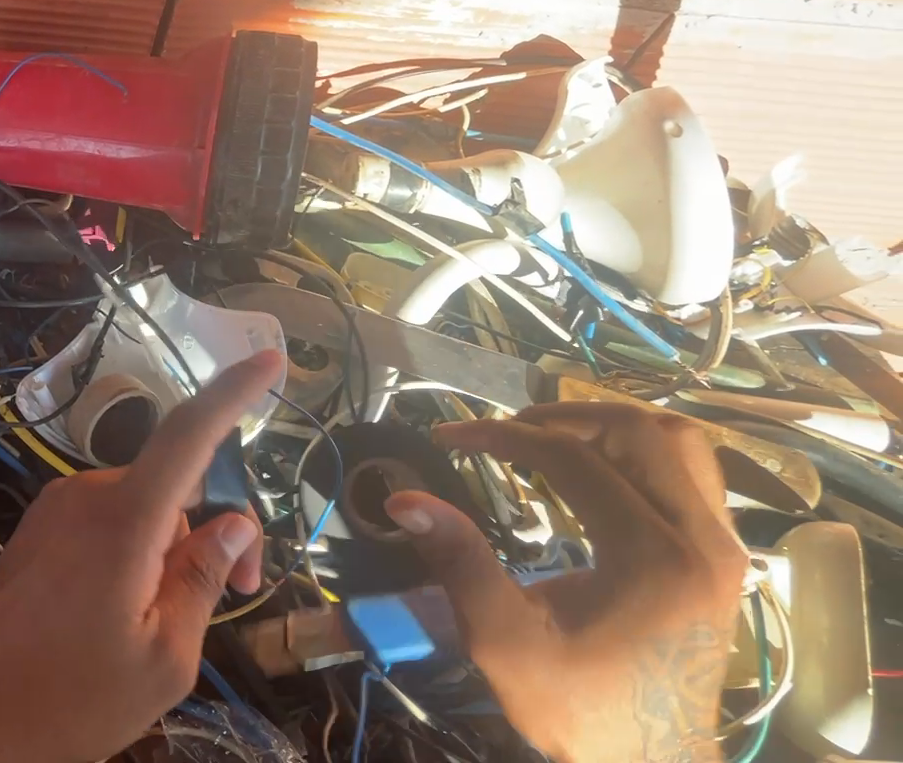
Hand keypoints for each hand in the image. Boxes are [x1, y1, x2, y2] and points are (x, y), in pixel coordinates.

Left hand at [0, 351, 283, 762]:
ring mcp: (57, 505)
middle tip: (239, 594)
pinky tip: (124, 604)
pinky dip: (135, 546)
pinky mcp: (42, 523)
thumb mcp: (166, 657)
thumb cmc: (75, 697)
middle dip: (211, 531)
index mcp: (122, 519)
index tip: (269, 358)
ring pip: (142, 506)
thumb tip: (235, 522)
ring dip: (170, 546)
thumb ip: (203, 578)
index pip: (188, 435)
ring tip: (166, 617)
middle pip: (173, 486)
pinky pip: (108, 518)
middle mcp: (86, 493)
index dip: (233, 394)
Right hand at [386, 402, 749, 762]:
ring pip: (677, 443)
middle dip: (557, 417)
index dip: (501, 435)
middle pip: (637, 431)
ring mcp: (720, 548)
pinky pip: (687, 473)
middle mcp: (702, 542)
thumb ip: (459, 562)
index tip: (448, 436)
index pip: (573, 458)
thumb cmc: (577, 705)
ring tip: (545, 438)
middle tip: (500, 431)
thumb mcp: (503, 641)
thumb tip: (403, 499)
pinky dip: (634, 452)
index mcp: (652, 557)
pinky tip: (589, 470)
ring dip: (604, 426)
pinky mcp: (717, 558)